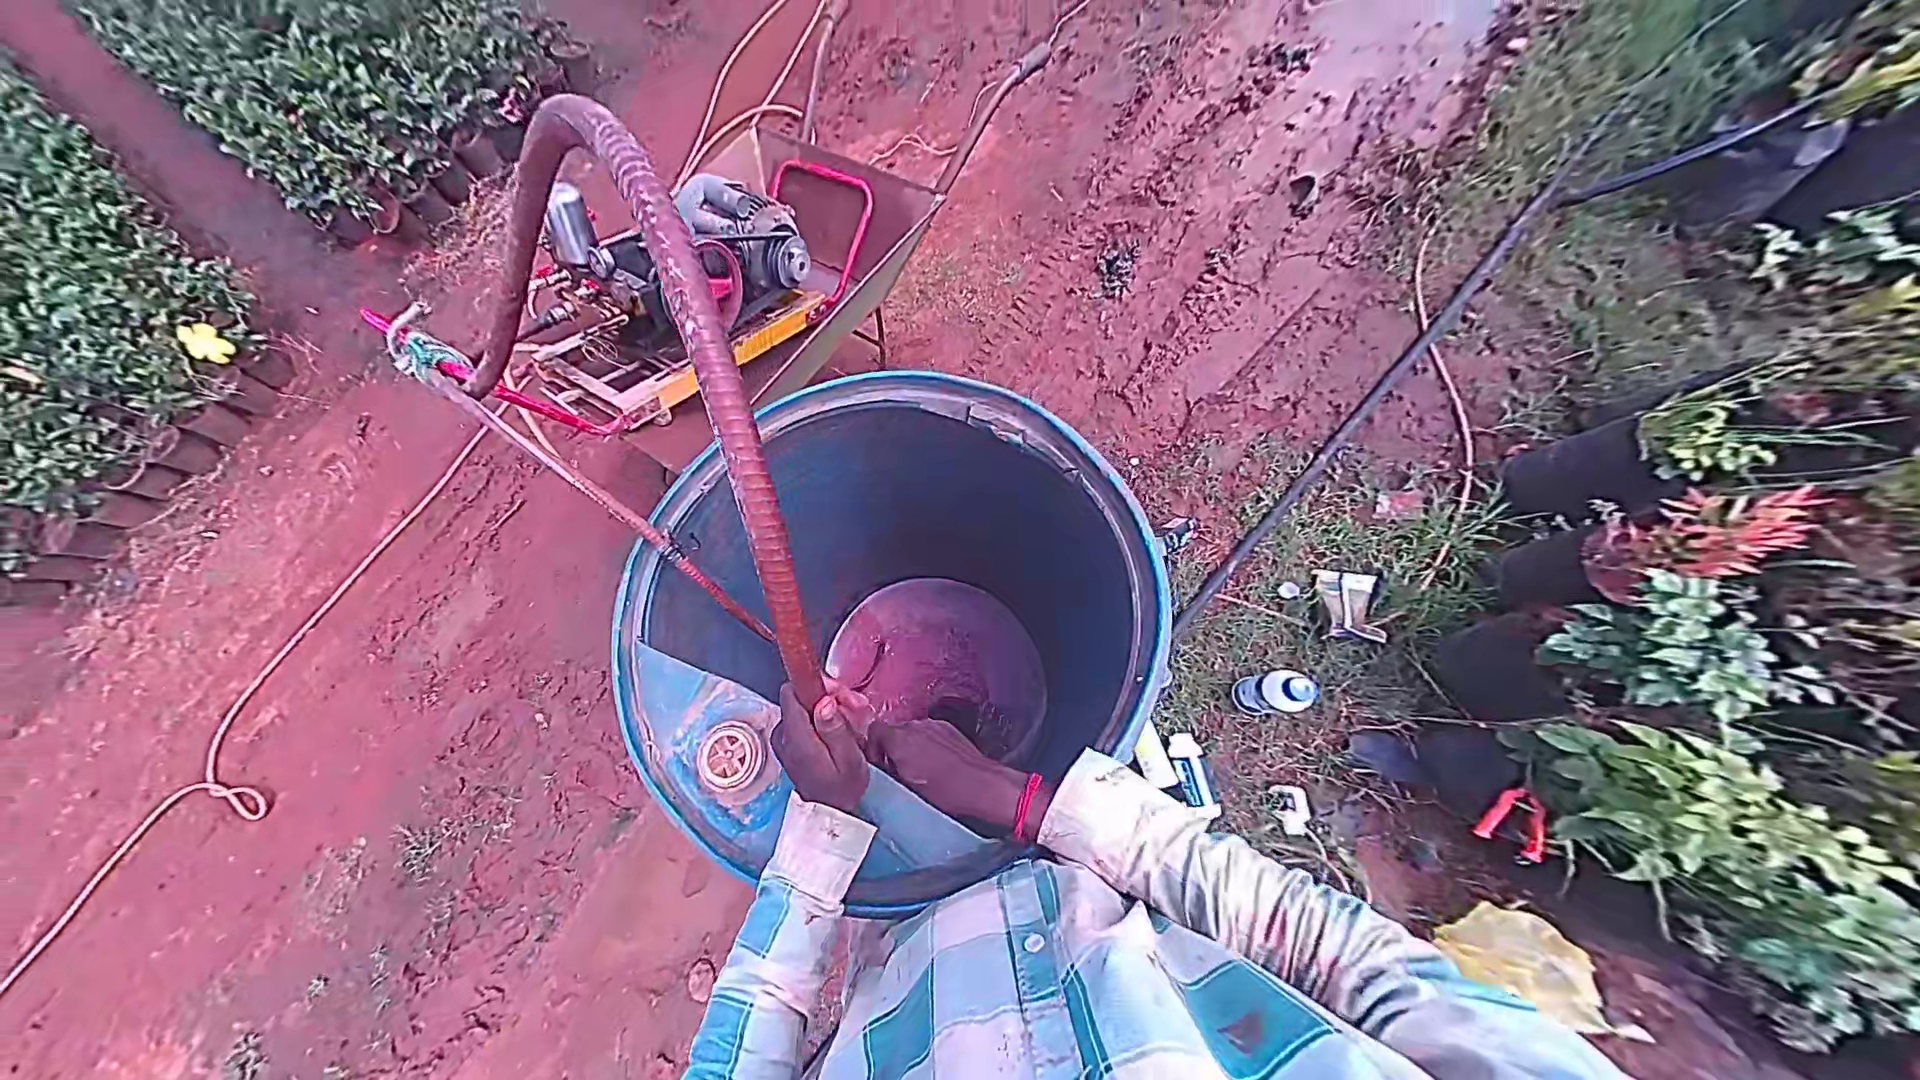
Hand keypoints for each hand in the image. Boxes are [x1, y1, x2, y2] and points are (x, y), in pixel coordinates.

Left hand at [773, 681, 869, 813]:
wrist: (830, 812)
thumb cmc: (843, 789)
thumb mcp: (849, 760)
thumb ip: (835, 729)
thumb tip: (823, 702)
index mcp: (797, 739)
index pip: (792, 693)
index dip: (818, 686)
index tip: (839, 695)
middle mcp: (783, 736)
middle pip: (801, 696)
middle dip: (831, 696)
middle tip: (855, 707)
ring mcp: (783, 739)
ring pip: (805, 704)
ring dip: (831, 706)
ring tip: (853, 720)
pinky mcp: (788, 742)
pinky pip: (805, 716)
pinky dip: (824, 716)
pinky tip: (842, 728)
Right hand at [867, 717, 1046, 832]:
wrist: (981, 784)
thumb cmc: (944, 791)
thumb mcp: (906, 787)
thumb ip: (887, 771)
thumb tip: (878, 767)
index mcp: (900, 739)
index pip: (874, 731)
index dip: (872, 748)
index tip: (878, 765)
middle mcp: (916, 725)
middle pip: (893, 731)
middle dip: (892, 749)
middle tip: (897, 771)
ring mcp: (934, 725)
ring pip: (911, 732)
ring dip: (910, 747)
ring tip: (918, 770)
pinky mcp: (948, 728)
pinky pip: (928, 732)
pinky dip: (926, 744)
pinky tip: (935, 763)